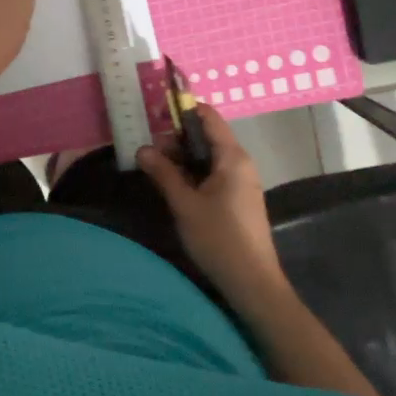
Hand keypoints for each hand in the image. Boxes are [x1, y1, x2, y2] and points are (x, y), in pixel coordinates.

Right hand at [137, 104, 290, 315]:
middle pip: (206, 135)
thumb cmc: (219, 238)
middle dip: (175, 138)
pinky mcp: (239, 197)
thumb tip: (142, 149)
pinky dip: (193, 171)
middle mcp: (240, 162)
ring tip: (155, 167)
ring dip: (182, 157)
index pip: (207, 116)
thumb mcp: (184, 204)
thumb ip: (163, 172)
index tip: (154, 116)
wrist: (253, 284)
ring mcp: (242, 181)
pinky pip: (213, 171)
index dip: (181, 111)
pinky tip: (174, 185)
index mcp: (232, 157)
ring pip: (208, 155)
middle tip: (149, 152)